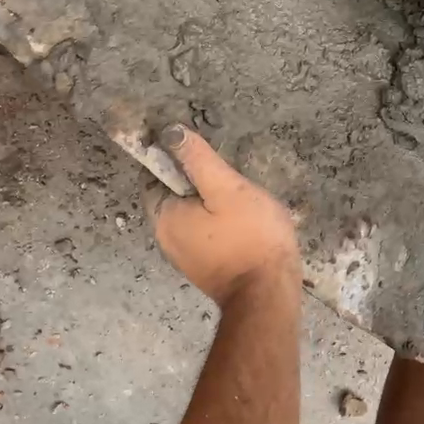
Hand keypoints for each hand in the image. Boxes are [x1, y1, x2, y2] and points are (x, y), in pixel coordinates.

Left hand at [146, 125, 300, 306]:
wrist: (268, 292)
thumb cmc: (249, 235)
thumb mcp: (227, 188)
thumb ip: (198, 159)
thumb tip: (170, 131)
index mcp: (164, 217)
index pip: (154, 177)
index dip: (174, 158)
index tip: (202, 148)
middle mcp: (166, 238)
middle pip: (173, 196)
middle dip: (196, 179)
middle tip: (228, 170)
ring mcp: (186, 256)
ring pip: (190, 214)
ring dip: (208, 200)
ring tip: (240, 191)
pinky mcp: (205, 266)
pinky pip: (204, 232)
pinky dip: (217, 219)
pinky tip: (243, 216)